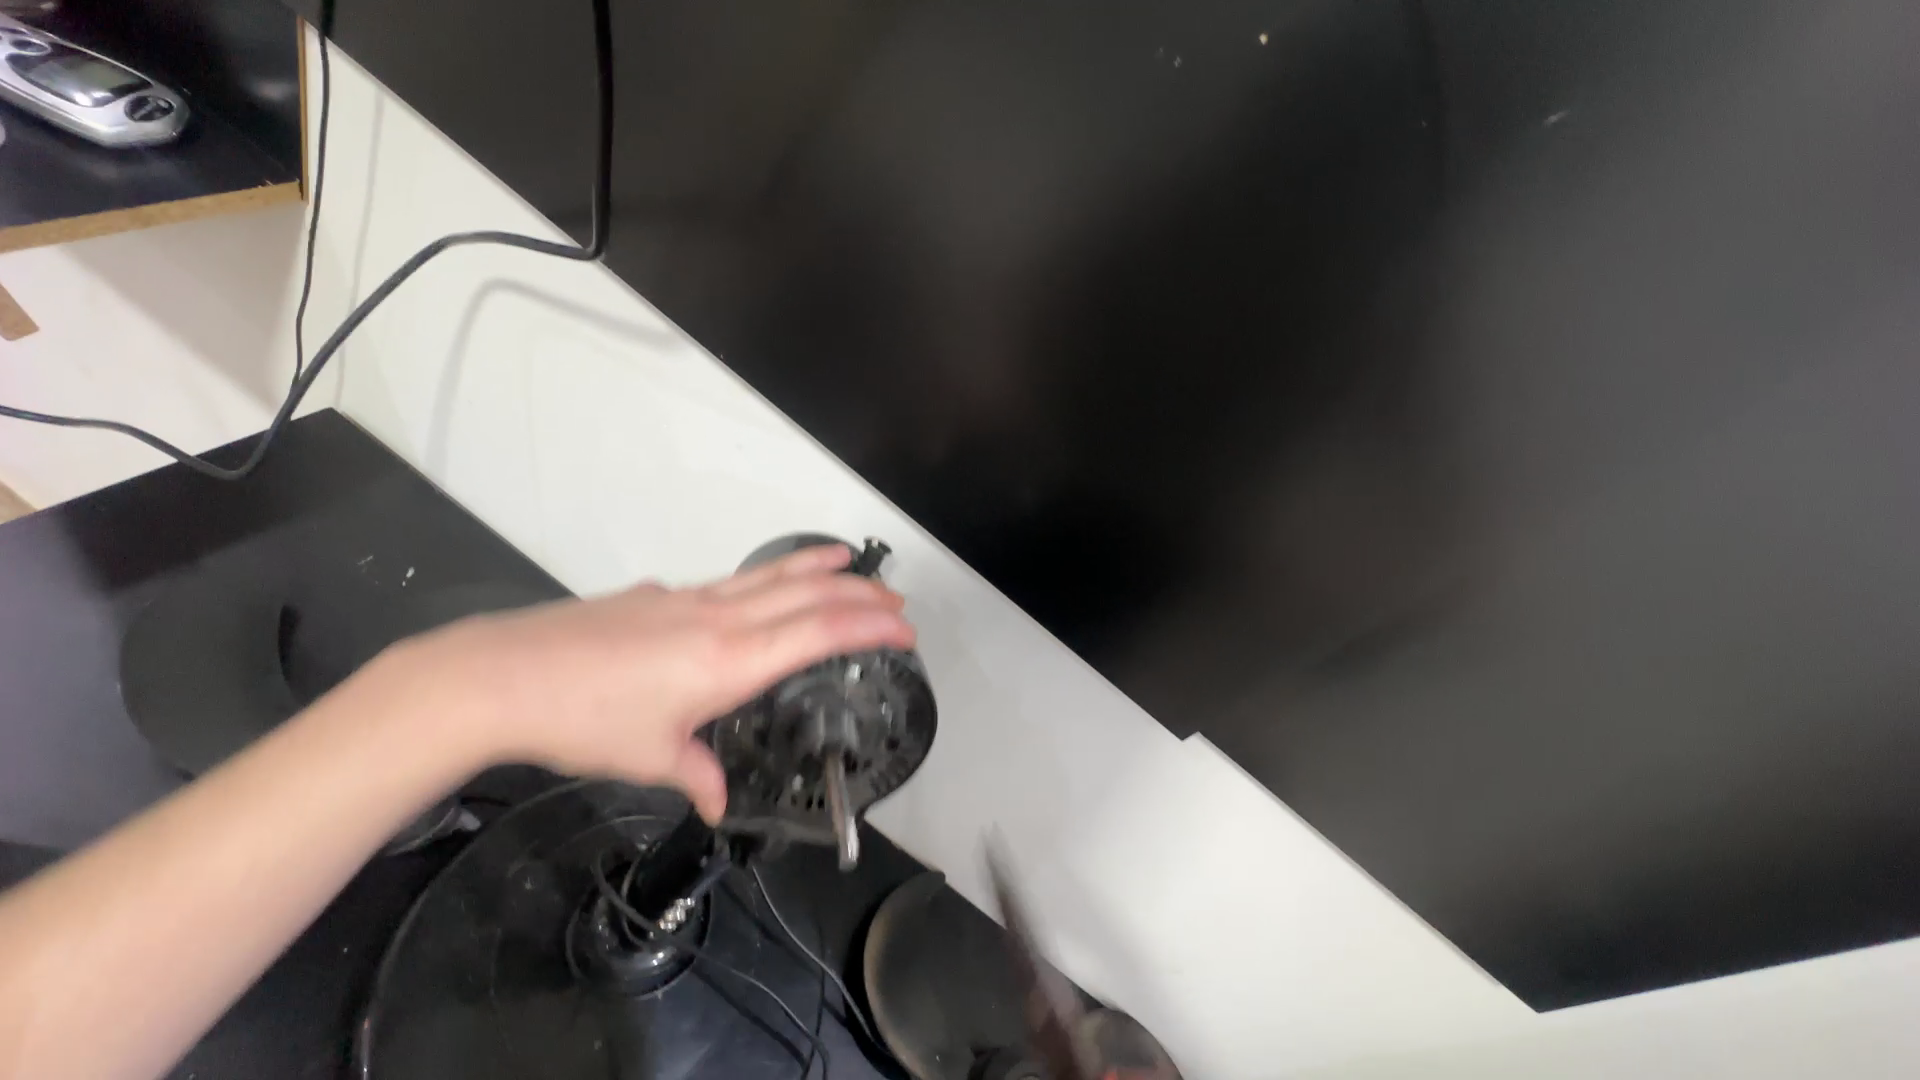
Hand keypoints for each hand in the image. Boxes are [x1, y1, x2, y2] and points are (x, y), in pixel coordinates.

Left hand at [350, 545, 914, 820]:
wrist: (503, 676)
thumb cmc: (586, 720)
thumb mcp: (652, 758)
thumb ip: (698, 775)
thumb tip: (719, 802)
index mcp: (732, 659)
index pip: (820, 632)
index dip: (870, 626)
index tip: (906, 628)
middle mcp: (720, 618)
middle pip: (806, 593)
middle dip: (859, 593)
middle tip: (897, 598)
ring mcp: (689, 599)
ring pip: (769, 576)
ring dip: (815, 568)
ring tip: (846, 559)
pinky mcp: (661, 594)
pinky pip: (730, 581)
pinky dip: (765, 577)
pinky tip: (757, 591)